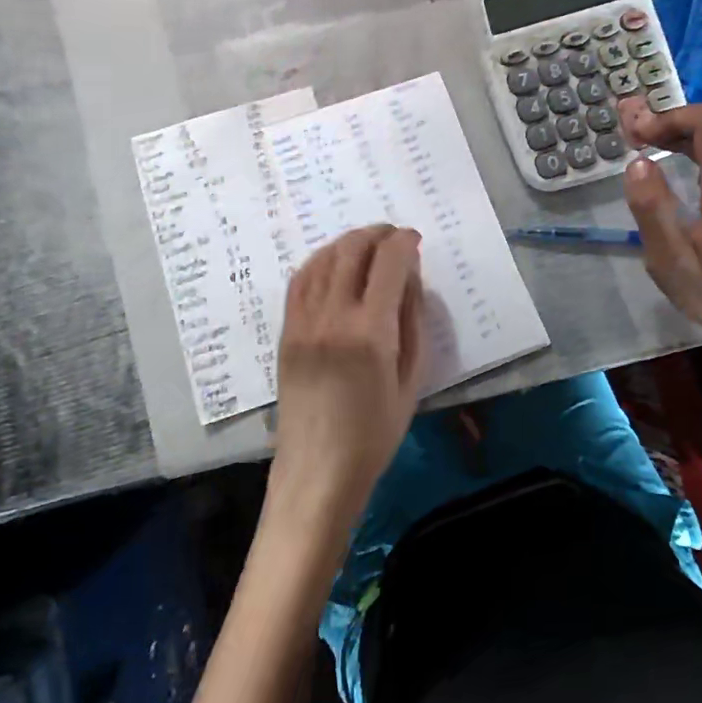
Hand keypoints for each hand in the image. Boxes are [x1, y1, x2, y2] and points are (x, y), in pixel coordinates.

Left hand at [270, 225, 425, 521]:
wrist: (318, 469)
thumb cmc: (375, 433)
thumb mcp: (412, 380)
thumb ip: (413, 322)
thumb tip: (410, 278)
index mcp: (371, 332)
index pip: (389, 262)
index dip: (405, 242)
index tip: (415, 240)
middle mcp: (333, 317)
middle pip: (353, 250)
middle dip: (377, 233)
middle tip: (394, 237)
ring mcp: (303, 322)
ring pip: (323, 259)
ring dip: (348, 242)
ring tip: (368, 245)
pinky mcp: (286, 331)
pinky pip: (300, 280)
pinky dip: (320, 261)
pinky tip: (334, 263)